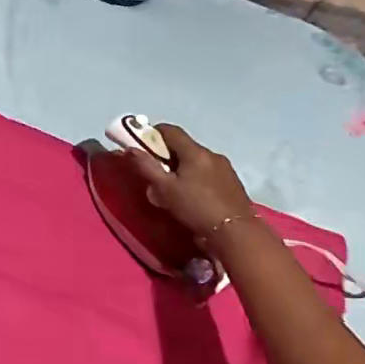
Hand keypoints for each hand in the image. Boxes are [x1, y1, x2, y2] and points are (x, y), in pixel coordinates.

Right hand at [124, 123, 253, 241]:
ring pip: (197, 161)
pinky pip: (208, 172)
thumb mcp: (164, 189)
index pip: (170, 131)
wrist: (235, 232)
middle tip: (155, 174)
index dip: (153, 133)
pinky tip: (193, 197)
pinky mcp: (232, 182)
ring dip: (183, 168)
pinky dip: (197, 178)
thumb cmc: (195, 208)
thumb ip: (146, 167)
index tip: (142, 145)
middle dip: (167, 155)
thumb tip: (129, 149)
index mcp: (195, 152)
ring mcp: (225, 168)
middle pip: (184, 146)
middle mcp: (212, 154)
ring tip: (174, 189)